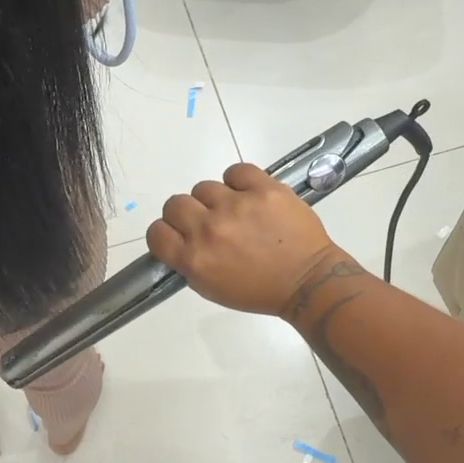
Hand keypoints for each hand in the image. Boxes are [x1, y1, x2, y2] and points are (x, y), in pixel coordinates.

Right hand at [146, 162, 348, 318]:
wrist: (306, 281)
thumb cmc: (256, 291)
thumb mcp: (209, 288)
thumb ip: (187, 263)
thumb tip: (178, 241)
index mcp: (194, 259)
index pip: (157, 232)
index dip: (164, 233)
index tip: (178, 236)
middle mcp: (209, 229)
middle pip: (175, 204)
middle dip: (186, 214)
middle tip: (205, 222)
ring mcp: (237, 206)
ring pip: (204, 187)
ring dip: (213, 199)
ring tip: (233, 211)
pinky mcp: (264, 189)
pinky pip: (237, 171)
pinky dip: (238, 181)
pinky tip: (246, 194)